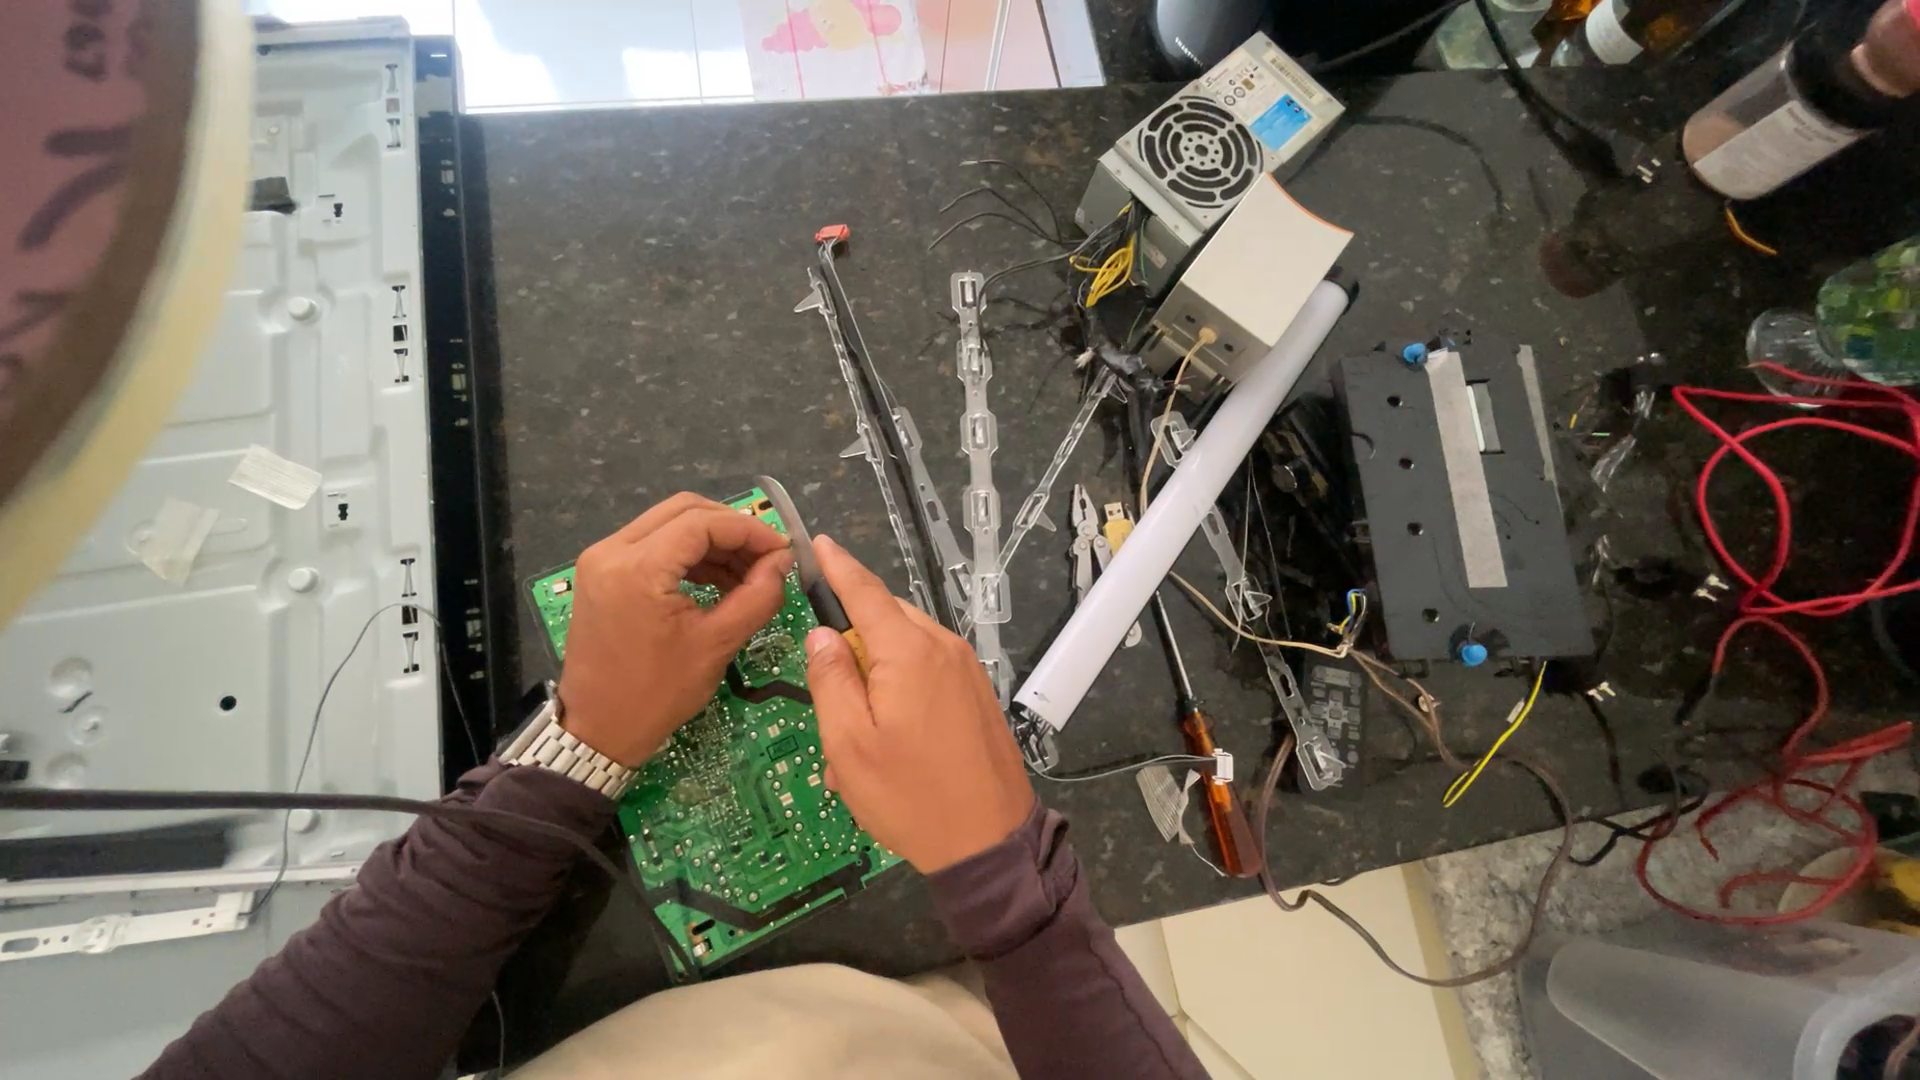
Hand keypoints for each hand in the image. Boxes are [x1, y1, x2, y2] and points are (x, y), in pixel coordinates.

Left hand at [558, 493, 792, 766]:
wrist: (599, 730)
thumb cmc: (658, 693)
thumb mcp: (718, 643)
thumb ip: (758, 595)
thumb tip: (783, 561)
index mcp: (637, 568)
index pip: (703, 522)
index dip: (750, 530)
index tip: (783, 552)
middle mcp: (612, 550)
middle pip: (685, 510)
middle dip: (733, 529)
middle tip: (768, 558)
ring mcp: (603, 558)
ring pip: (671, 523)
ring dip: (714, 541)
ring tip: (749, 574)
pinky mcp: (604, 571)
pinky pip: (656, 543)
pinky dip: (691, 554)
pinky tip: (720, 580)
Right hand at [804, 535, 1034, 873]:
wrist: (989, 841)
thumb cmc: (911, 796)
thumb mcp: (850, 744)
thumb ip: (831, 680)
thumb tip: (822, 634)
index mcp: (909, 651)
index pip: (865, 591)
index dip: (838, 566)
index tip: (817, 543)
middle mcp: (942, 647)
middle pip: (886, 618)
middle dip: (852, 641)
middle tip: (828, 692)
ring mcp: (966, 668)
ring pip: (906, 646)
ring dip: (875, 673)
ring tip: (855, 732)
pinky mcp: (977, 691)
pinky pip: (928, 669)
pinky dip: (901, 685)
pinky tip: (888, 734)